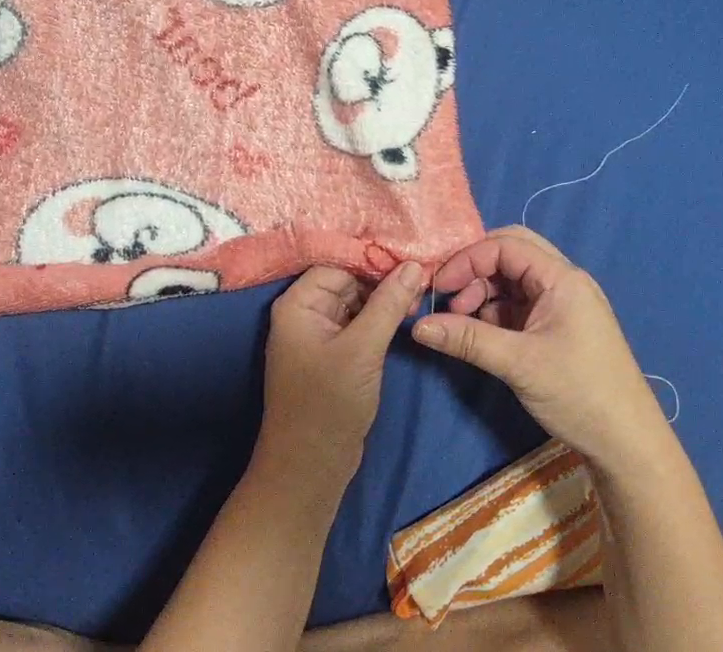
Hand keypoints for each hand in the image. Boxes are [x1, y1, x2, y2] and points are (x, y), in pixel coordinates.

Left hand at [261, 262, 427, 470]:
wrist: (311, 466)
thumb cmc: (328, 403)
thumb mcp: (363, 349)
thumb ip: (388, 304)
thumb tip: (414, 265)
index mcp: (299, 304)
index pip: (338, 262)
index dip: (374, 257)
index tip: (412, 256)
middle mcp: (305, 312)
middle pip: (347, 278)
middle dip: (383, 277)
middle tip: (423, 279)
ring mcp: (318, 333)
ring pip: (356, 300)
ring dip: (384, 297)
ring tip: (420, 296)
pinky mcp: (333, 352)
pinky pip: (357, 321)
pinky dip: (379, 317)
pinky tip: (406, 315)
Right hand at [411, 227, 668, 465]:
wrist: (626, 442)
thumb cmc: (579, 394)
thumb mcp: (518, 364)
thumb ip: (467, 339)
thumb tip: (418, 326)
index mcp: (562, 279)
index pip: (506, 246)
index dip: (468, 260)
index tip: (439, 287)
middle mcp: (564, 282)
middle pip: (511, 254)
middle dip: (474, 270)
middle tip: (447, 297)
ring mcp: (562, 305)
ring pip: (513, 280)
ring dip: (482, 293)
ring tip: (460, 322)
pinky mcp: (558, 327)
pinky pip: (519, 305)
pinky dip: (494, 313)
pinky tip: (478, 334)